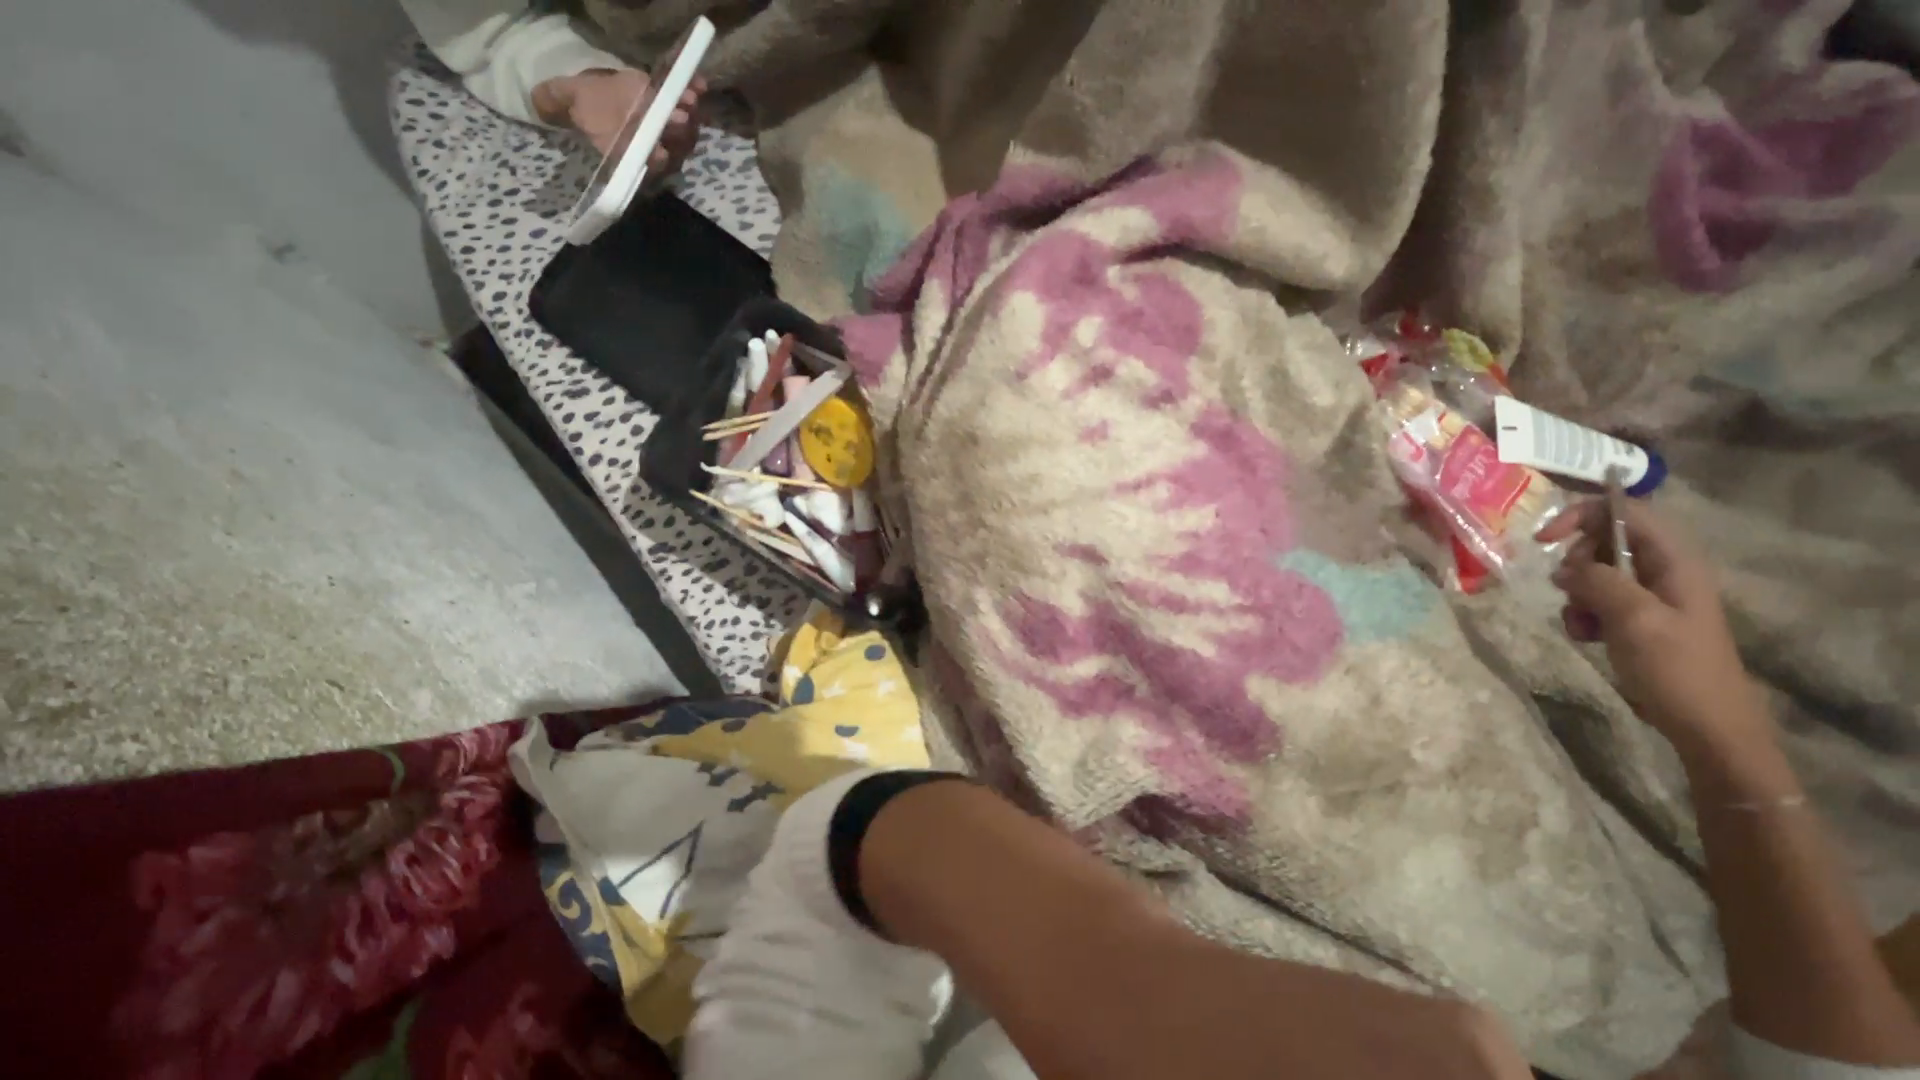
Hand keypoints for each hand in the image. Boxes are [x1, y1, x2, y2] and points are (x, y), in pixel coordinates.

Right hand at [531, 69, 704, 170]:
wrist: (603, 95)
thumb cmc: (586, 102)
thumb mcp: (569, 98)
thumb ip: (557, 100)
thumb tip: (540, 100)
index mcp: (628, 151)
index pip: (645, 161)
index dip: (654, 160)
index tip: (661, 155)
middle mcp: (651, 147)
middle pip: (672, 147)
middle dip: (677, 133)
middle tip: (681, 117)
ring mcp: (669, 134)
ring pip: (687, 132)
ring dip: (692, 114)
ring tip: (690, 95)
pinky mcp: (680, 114)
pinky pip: (694, 111)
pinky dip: (696, 98)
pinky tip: (698, 83)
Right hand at [1536, 498, 1766, 757]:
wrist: (1708, 726)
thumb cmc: (1677, 669)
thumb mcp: (1634, 619)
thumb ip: (1597, 582)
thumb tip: (1564, 568)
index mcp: (1674, 561)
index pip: (1625, 511)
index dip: (1582, 515)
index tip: (1544, 540)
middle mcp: (1664, 571)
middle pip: (1605, 540)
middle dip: (1576, 561)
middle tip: (1568, 590)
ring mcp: (1652, 597)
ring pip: (1597, 573)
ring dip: (1577, 594)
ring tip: (1581, 624)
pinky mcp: (1640, 621)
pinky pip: (1600, 601)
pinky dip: (1584, 614)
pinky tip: (1586, 637)